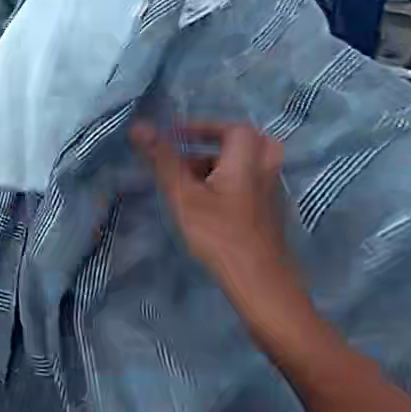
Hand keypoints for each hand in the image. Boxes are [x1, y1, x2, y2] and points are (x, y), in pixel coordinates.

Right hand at [130, 121, 297, 305]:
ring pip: (250, 165)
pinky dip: (229, 181)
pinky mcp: (268, 215)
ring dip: (221, 162)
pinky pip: (251, 183)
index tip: (176, 136)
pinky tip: (205, 202)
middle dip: (221, 141)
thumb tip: (140, 125)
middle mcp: (265, 174)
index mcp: (246, 163)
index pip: (235, 128)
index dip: (204, 126)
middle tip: (193, 150)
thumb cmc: (219, 235)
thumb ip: (162, 159)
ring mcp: (270, 196)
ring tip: (188, 179)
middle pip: (253, 143)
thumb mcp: (183, 195)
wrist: (261, 285)